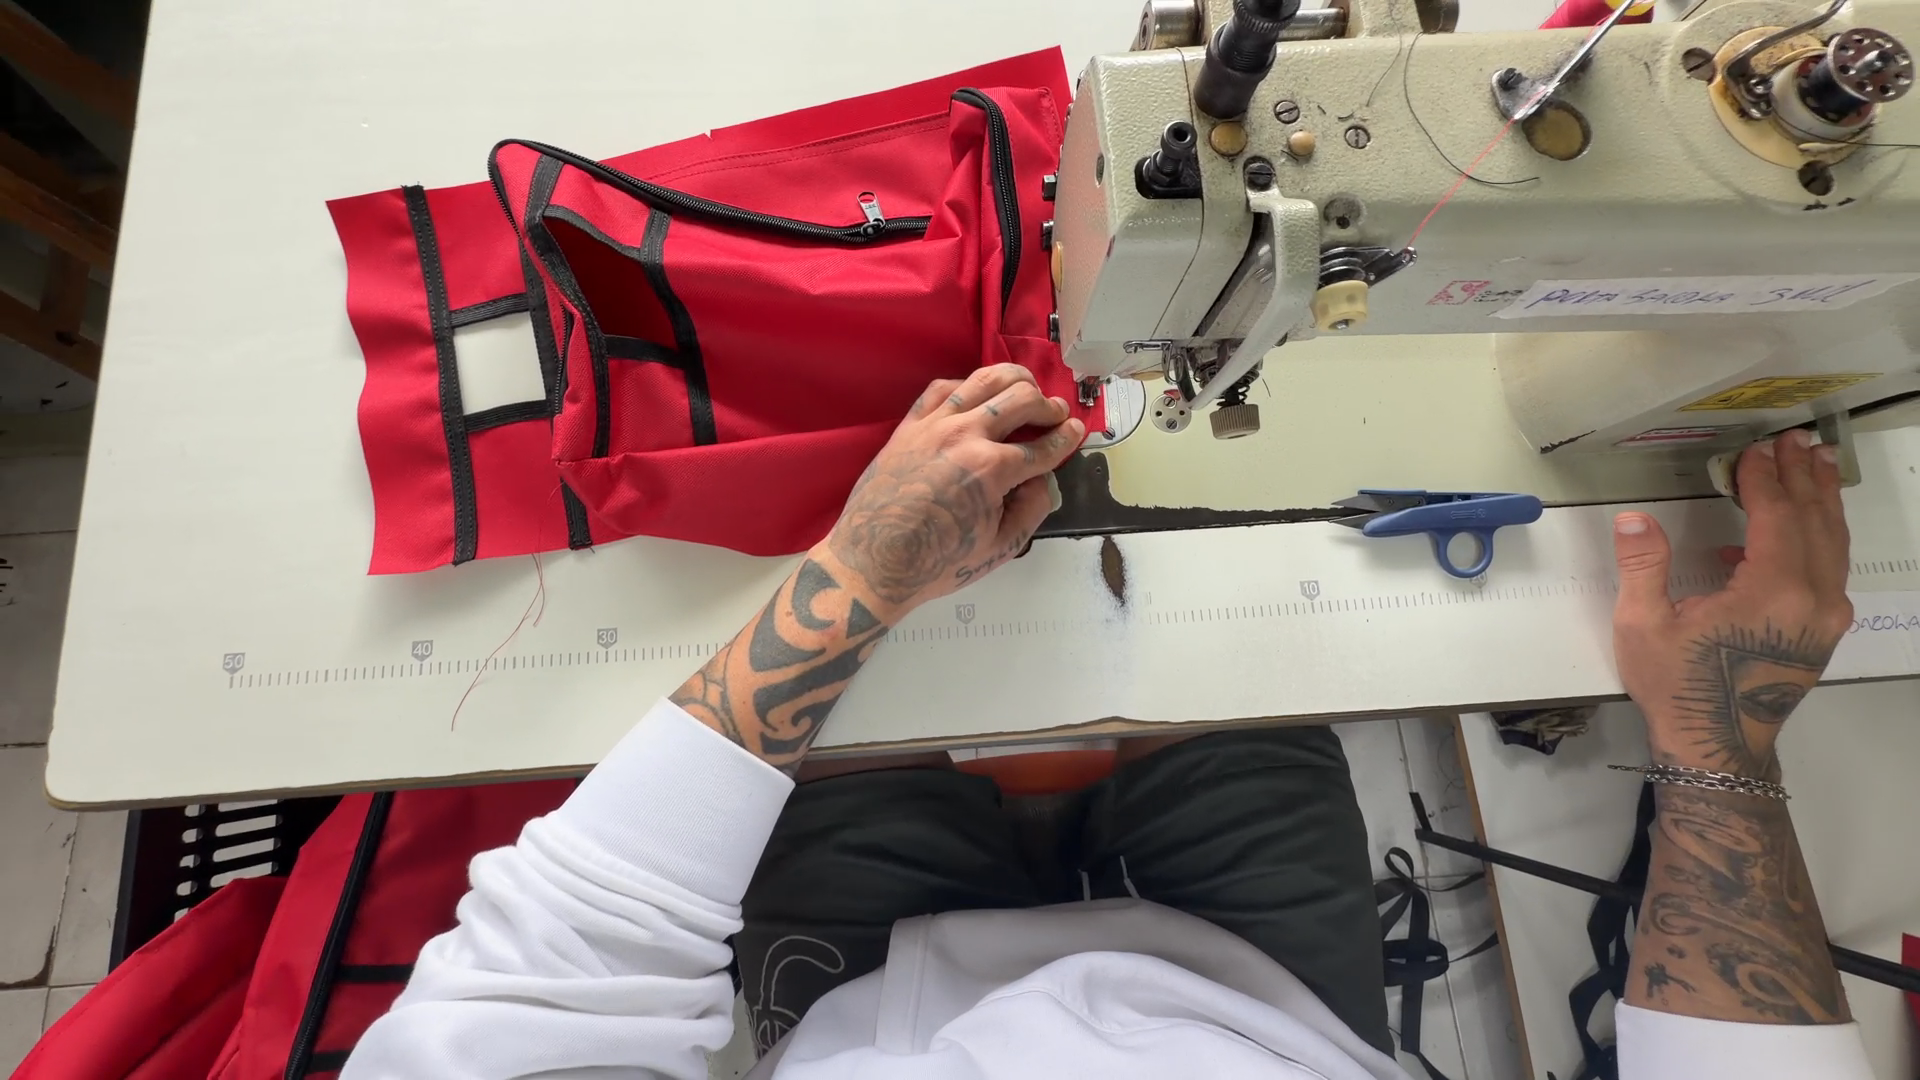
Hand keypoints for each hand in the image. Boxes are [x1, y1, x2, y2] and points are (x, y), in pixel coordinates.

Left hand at [816, 363, 1082, 624]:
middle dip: (1048, 405)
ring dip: (1014, 380)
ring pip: (984, 380)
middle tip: (1055, 414)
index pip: (1042, 446)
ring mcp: (934, 425)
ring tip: (1026, 389)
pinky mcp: (909, 425)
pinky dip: (968, 385)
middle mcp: (965, 436)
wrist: (873, 561)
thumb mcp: (999, 549)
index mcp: (991, 470)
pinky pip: (943, 388)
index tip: (1075, 430)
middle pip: (1020, 400)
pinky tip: (977, 395)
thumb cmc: (935, 563)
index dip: (1066, 438)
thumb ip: (1031, 510)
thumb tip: (1043, 480)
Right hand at [1611, 429, 1851, 777]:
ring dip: (1821, 503)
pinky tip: (1792, 531)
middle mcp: (1814, 598)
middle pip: (1820, 525)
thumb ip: (1645, 566)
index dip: (1766, 481)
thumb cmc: (1675, 680)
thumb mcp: (1643, 622)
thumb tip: (1635, 518)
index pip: (1778, 519)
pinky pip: (1829, 568)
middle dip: (1807, 480)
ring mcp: (1826, 615)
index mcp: (1772, 591)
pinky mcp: (1821, 628)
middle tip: (1798, 442)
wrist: (1716, 739)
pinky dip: (1817, 535)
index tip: (1756, 450)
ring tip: (1814, 469)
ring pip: (1834, 545)